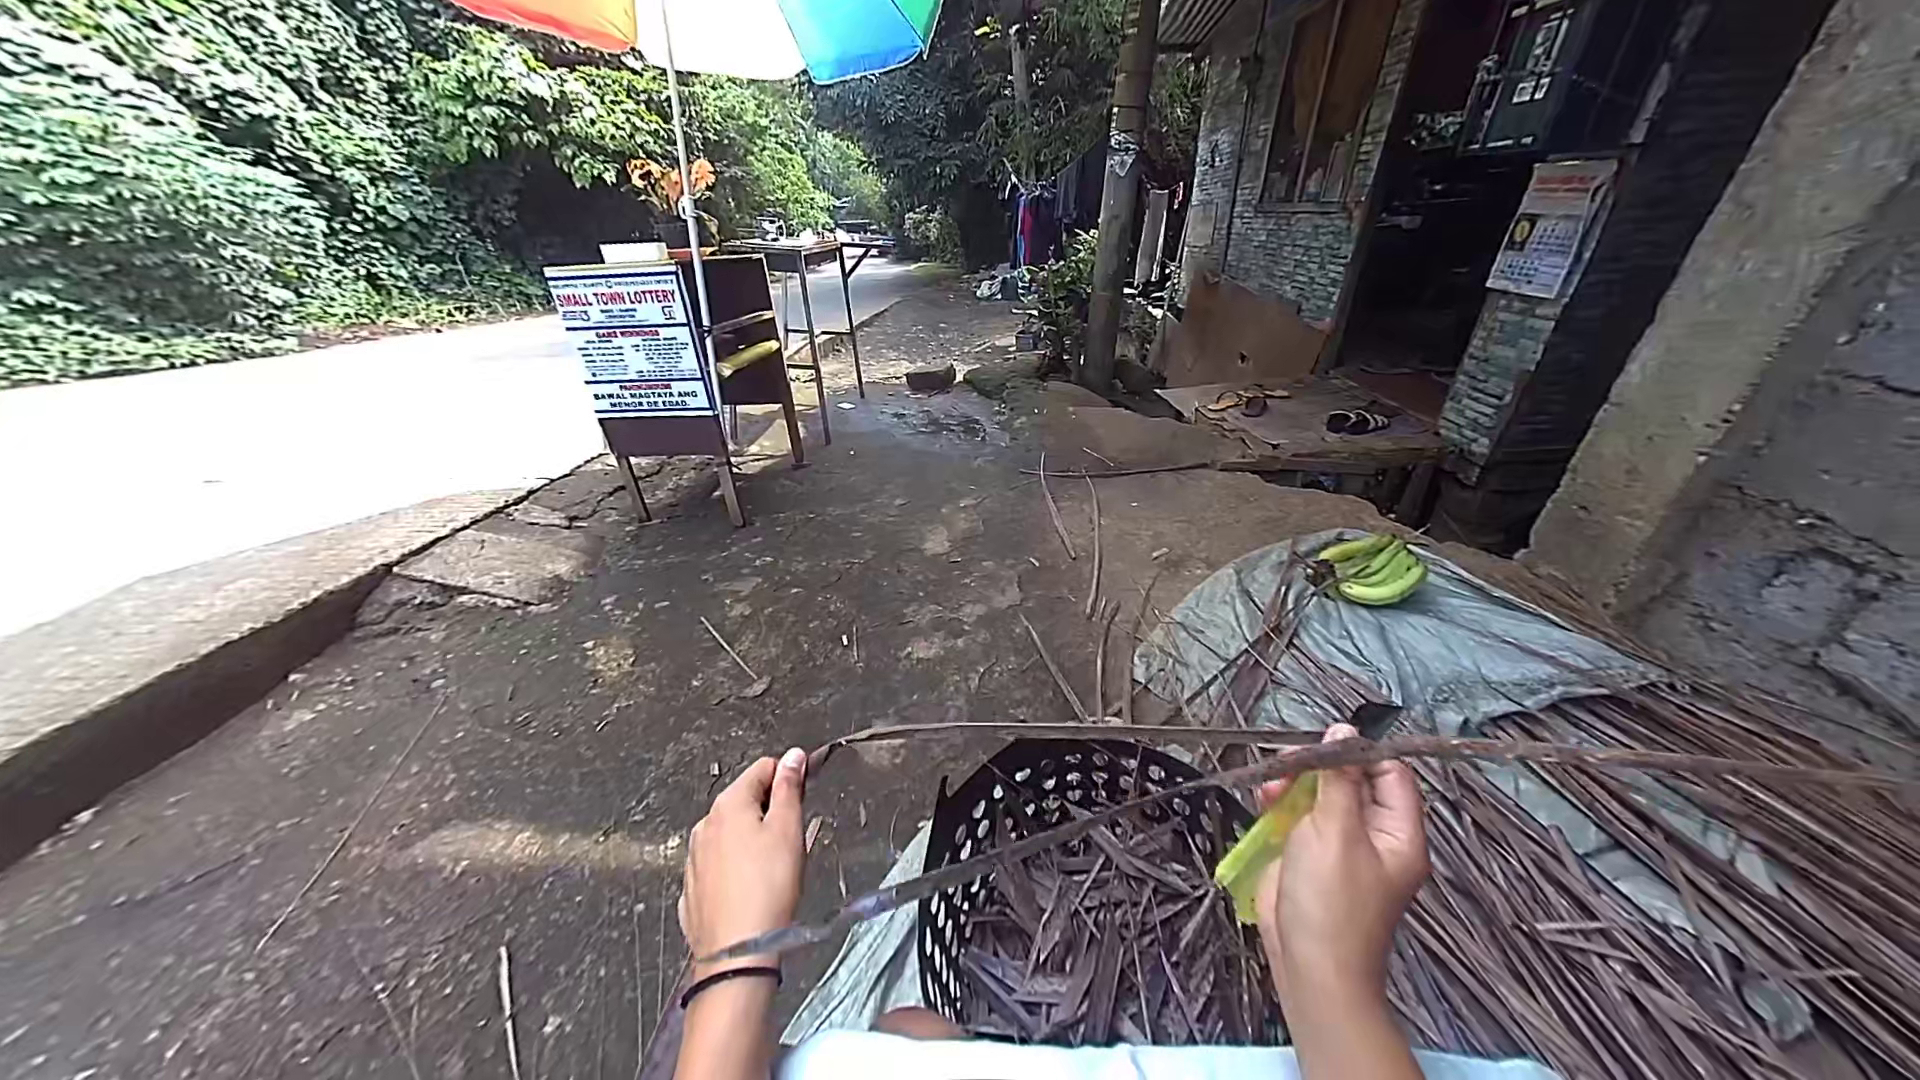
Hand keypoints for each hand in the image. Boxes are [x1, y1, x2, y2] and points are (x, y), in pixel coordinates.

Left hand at [679, 747, 807, 976]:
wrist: (738, 954)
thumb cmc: (767, 888)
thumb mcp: (788, 828)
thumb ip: (790, 786)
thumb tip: (793, 756)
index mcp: (728, 804)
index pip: (764, 767)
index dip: (789, 777)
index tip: (805, 797)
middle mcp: (705, 825)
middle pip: (747, 798)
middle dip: (772, 809)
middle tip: (794, 837)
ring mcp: (695, 858)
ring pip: (733, 832)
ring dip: (755, 838)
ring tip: (777, 866)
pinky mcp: (694, 888)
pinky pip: (722, 863)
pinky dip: (739, 865)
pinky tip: (754, 886)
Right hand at [1253, 722, 1427, 1012]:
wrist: (1307, 959)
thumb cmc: (1332, 900)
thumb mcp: (1336, 831)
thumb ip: (1338, 780)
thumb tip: (1343, 733)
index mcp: (1397, 831)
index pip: (1390, 774)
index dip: (1360, 753)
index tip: (1325, 741)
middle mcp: (1371, 833)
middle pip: (1348, 779)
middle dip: (1316, 767)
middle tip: (1288, 761)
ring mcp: (1337, 842)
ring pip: (1317, 792)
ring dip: (1292, 783)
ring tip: (1271, 788)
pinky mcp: (1306, 850)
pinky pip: (1295, 812)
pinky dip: (1279, 802)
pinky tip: (1264, 800)